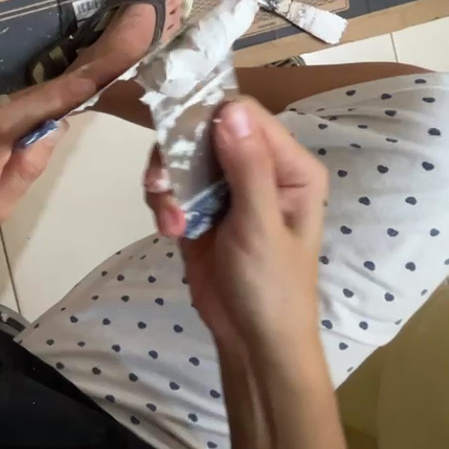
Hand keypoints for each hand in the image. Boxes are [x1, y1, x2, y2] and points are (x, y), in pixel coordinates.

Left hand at [0, 71, 96, 267]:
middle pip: (16, 108)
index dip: (50, 99)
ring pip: (3, 108)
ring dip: (22, 122)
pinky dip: (3, 123)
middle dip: (48, 110)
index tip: (88, 81)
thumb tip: (53, 131)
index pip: (10, 120)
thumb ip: (20, 175)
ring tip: (12, 161)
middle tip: (67, 124)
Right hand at [148, 98, 327, 363]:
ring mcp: (226, 185)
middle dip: (175, 155)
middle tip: (160, 185)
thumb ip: (248, 167)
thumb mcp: (260, 227)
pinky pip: (170, 182)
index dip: (209, 116)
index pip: (246, 115)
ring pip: (180, 154)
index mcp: (289, 166)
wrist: (250, 340)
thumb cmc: (271, 287)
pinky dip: (162, 202)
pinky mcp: (199, 203)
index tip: (175, 133)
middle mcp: (258, 166)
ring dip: (165, 183)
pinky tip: (168, 230)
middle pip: (204, 129)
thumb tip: (231, 109)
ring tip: (169, 220)